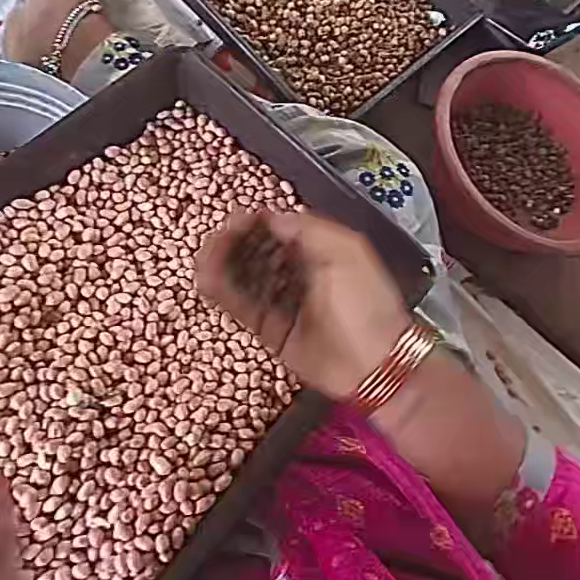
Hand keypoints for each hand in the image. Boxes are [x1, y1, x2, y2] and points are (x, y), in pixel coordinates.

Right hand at [195, 211, 409, 398]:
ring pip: (245, 278)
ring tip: (204, 255)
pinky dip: (223, 293)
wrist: (374, 362)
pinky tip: (206, 278)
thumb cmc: (368, 303)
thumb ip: (312, 230)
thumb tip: (275, 217)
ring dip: (223, 264)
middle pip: (258, 252)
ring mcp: (284, 302)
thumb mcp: (349, 252)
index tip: (238, 217)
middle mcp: (298, 274)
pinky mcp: (271, 329)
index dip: (258, 222)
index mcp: (320, 251)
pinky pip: (242, 307)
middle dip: (235, 241)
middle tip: (216, 237)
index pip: (281, 230)